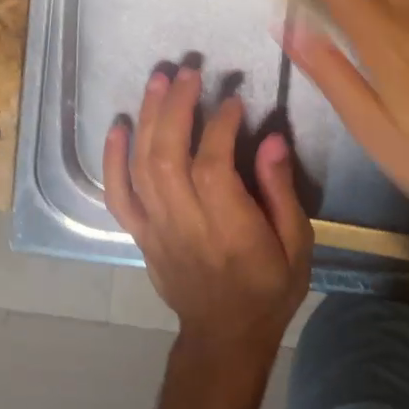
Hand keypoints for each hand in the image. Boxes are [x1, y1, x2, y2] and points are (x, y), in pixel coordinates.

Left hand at [103, 63, 312, 356]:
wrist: (224, 338)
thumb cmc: (268, 289)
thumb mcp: (296, 245)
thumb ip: (281, 192)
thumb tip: (272, 139)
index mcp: (228, 228)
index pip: (211, 166)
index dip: (219, 125)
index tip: (234, 98)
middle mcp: (185, 223)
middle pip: (167, 156)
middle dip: (176, 105)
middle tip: (190, 70)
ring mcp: (156, 228)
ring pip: (142, 165)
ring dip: (148, 117)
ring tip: (159, 78)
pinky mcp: (140, 233)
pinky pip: (118, 194)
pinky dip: (112, 158)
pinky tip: (119, 123)